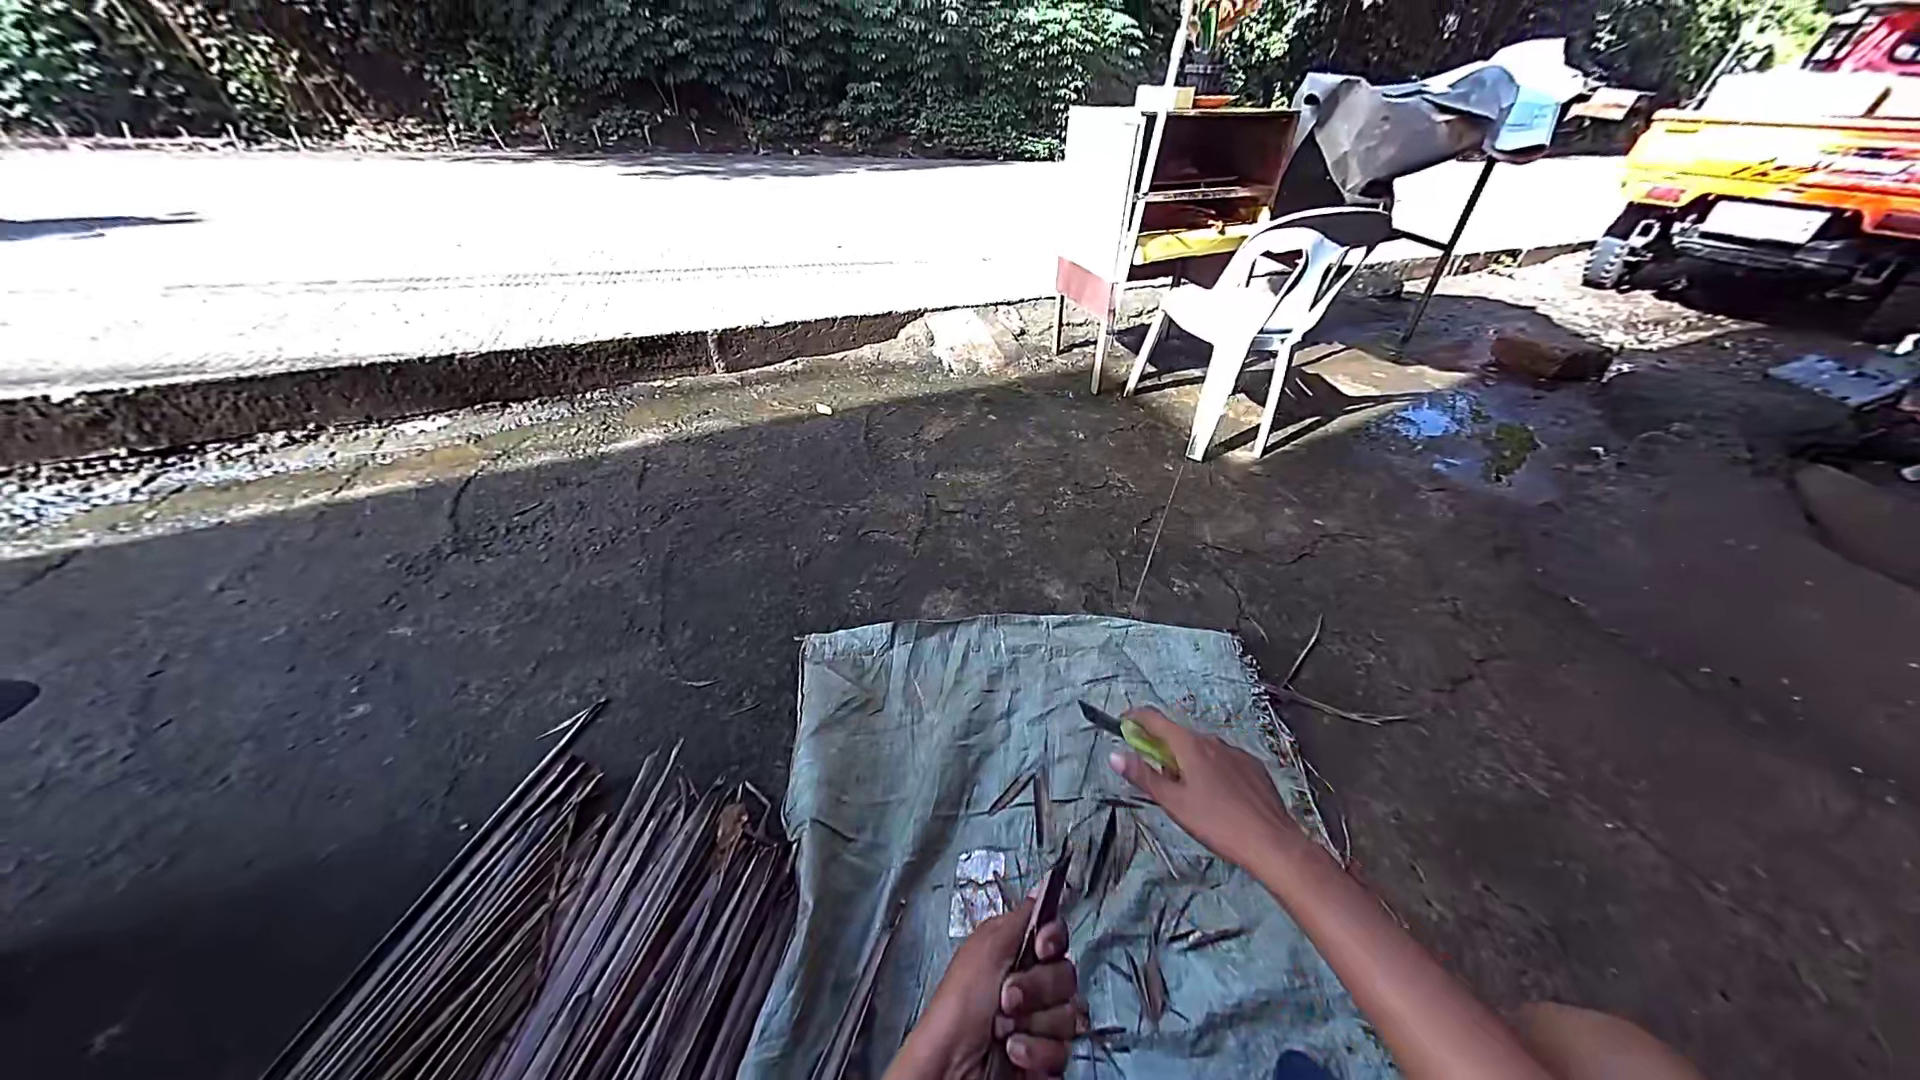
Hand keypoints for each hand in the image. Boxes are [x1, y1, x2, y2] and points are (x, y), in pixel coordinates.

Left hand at [886, 898, 1083, 1079]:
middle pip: (1066, 974)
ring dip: (1034, 1024)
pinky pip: (1063, 1051)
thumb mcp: (988, 946)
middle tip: (1007, 997)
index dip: (1052, 941)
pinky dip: (1036, 1053)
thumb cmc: (960, 1004)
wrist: (952, 1066)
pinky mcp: (1045, 1056)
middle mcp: (1030, 982)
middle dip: (1036, 988)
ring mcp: (1039, 1021)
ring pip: (1069, 1015)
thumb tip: (1044, 886)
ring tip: (1004, 1029)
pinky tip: (1014, 1052)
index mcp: (1016, 950)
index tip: (1039, 948)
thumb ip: (1022, 916)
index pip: (1055, 935)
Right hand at [1106, 706, 1307, 872]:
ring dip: (1187, 760)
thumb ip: (1143, 776)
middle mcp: (1213, 741)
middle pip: (1178, 736)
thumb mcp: (1173, 803)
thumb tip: (1115, 755)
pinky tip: (1217, 797)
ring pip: (1202, 749)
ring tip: (1189, 793)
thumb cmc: (1217, 823)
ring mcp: (1236, 753)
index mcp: (1190, 745)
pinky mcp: (1254, 768)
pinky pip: (1223, 761)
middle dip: (1162, 749)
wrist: (1272, 843)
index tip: (1124, 723)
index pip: (1155, 719)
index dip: (1136, 717)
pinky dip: (1212, 770)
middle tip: (1157, 776)